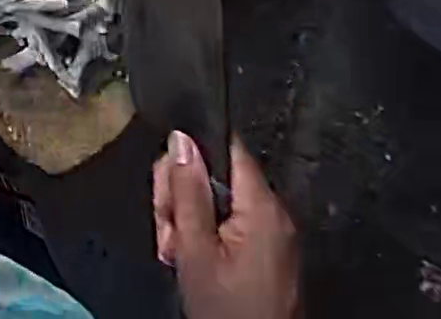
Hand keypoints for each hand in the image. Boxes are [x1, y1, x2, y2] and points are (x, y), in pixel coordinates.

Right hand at [153, 133, 300, 318]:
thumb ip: (187, 190)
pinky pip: (226, 220)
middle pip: (214, 173)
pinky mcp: (266, 251)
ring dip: (184, 214)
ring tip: (175, 248)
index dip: (191, 150)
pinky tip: (187, 254)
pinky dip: (201, 230)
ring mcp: (272, 235)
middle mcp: (274, 215)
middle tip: (167, 225)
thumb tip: (180, 139)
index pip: (227, 147)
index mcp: (263, 208)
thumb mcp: (195, 248)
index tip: (166, 174)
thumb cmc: (226, 307)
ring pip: (214, 197)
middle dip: (179, 191)